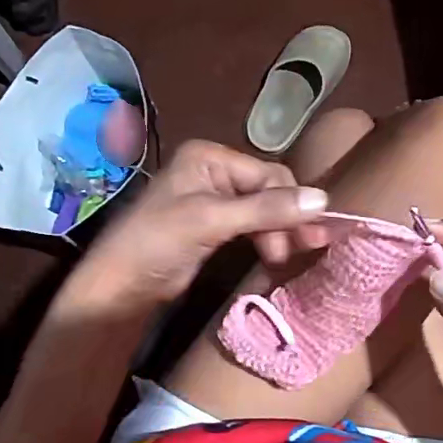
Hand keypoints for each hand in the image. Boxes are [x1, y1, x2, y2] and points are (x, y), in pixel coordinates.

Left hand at [70, 140, 329, 311]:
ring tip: (283, 258)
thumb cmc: (157, 242)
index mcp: (209, 157)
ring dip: (278, 232)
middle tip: (303, 249)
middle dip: (286, 219)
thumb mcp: (211, 220)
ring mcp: (212, 200)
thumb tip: (323, 199)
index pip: (267, 173)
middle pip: (268, 191)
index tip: (306, 235)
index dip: (290, 202)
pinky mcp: (212, 228)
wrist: (118, 285)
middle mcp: (213, 172)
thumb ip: (266, 209)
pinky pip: (250, 226)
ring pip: (262, 210)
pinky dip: (264, 238)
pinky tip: (276, 254)